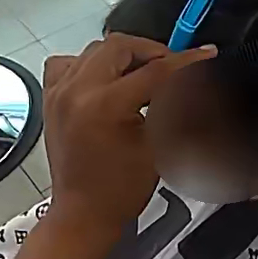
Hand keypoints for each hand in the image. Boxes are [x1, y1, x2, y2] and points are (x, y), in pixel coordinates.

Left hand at [40, 35, 215, 238]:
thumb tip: (198, 83)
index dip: (187, 61)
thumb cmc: (121, 188)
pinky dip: (93, 64)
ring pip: (95, 50)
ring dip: (126, 56)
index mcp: (105, 105)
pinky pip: (70, 63)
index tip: (206, 55)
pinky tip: (109, 79)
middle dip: (153, 52)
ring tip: (146, 73)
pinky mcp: (52, 99)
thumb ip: (179, 108)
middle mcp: (76, 92)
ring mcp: (59, 93)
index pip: (156, 70)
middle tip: (175, 66)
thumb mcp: (161, 145)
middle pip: (120, 47)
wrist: (85, 211)